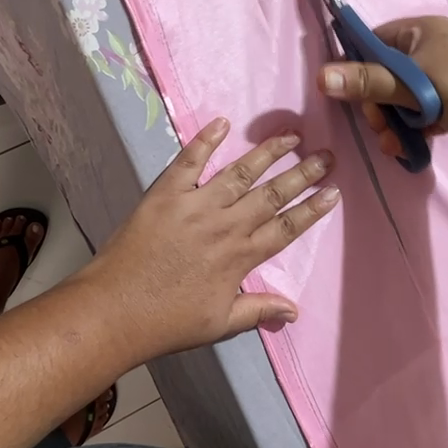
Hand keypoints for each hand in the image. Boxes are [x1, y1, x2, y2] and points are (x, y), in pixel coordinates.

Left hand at [73, 117, 338, 362]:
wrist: (114, 310)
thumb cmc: (167, 322)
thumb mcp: (219, 324)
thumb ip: (258, 311)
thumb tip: (294, 310)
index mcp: (240, 256)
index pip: (286, 227)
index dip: (312, 209)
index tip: (333, 192)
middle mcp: (225, 225)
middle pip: (272, 193)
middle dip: (302, 173)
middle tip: (326, 155)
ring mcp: (195, 205)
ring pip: (240, 172)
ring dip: (267, 152)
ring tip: (291, 135)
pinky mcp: (165, 194)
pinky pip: (189, 161)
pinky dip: (206, 140)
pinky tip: (223, 123)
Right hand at [318, 16, 447, 164]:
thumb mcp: (410, 84)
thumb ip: (366, 82)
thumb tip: (321, 77)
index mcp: (424, 30)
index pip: (375, 41)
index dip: (358, 67)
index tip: (354, 94)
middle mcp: (436, 46)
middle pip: (385, 74)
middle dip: (377, 106)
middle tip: (381, 127)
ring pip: (402, 98)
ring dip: (392, 123)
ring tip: (395, 144)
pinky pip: (421, 112)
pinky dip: (412, 128)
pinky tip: (410, 147)